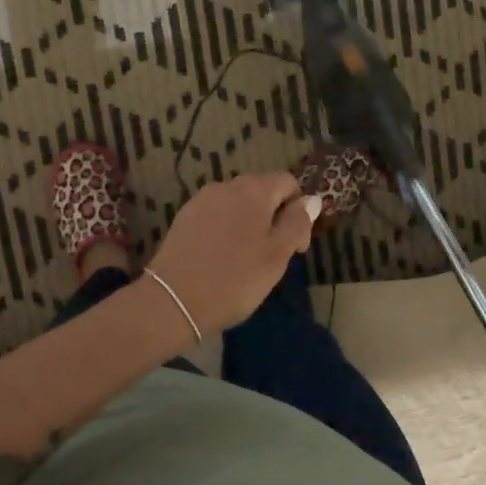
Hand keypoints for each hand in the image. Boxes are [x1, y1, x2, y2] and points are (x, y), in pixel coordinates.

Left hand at [146, 173, 321, 334]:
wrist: (173, 301)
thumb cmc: (235, 279)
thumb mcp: (277, 255)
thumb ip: (297, 223)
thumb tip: (312, 199)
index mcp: (254, 190)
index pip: (288, 182)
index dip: (299, 210)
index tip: (296, 247)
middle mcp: (226, 186)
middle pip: (262, 192)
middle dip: (274, 218)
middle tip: (273, 258)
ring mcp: (201, 200)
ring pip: (238, 205)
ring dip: (250, 225)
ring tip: (246, 261)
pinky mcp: (184, 218)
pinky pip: (216, 216)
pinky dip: (226, 231)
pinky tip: (222, 259)